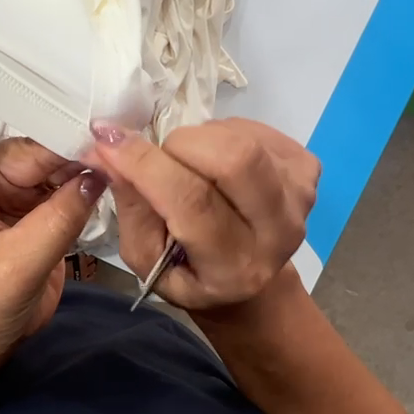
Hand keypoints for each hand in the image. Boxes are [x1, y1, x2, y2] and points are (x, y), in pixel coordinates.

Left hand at [0, 84, 107, 368]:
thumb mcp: (14, 267)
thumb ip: (58, 219)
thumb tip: (100, 171)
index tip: (10, 26)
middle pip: (25, 133)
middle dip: (62, 124)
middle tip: (109, 107)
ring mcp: (11, 187)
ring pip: (53, 154)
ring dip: (84, 153)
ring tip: (124, 140)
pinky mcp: (37, 204)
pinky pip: (68, 178)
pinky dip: (90, 175)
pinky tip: (117, 166)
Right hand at [90, 118, 319, 313]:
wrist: (249, 284)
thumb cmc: (187, 271)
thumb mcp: (145, 256)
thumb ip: (129, 205)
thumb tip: (105, 150)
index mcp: (232, 266)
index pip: (191, 200)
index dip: (145, 163)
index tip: (106, 140)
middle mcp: (278, 233)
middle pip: (233, 159)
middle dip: (178, 146)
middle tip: (158, 159)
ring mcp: (299, 198)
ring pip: (240, 138)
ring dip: (198, 141)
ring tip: (187, 166)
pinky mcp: (307, 169)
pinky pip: (253, 129)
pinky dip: (219, 135)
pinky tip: (213, 162)